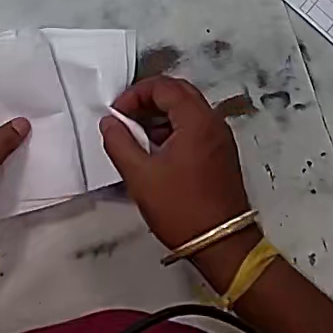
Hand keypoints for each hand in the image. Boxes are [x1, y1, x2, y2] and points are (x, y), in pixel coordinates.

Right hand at [99, 76, 257, 287]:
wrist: (222, 245)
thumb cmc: (183, 210)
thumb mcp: (140, 176)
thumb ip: (120, 143)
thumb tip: (110, 123)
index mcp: (196, 120)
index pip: (164, 86)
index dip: (136, 94)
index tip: (118, 112)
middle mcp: (213, 122)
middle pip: (178, 91)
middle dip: (149, 99)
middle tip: (126, 116)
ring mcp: (220, 137)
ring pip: (188, 108)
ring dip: (161, 113)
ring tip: (138, 135)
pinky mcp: (222, 152)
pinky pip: (196, 125)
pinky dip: (175, 127)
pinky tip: (157, 150)